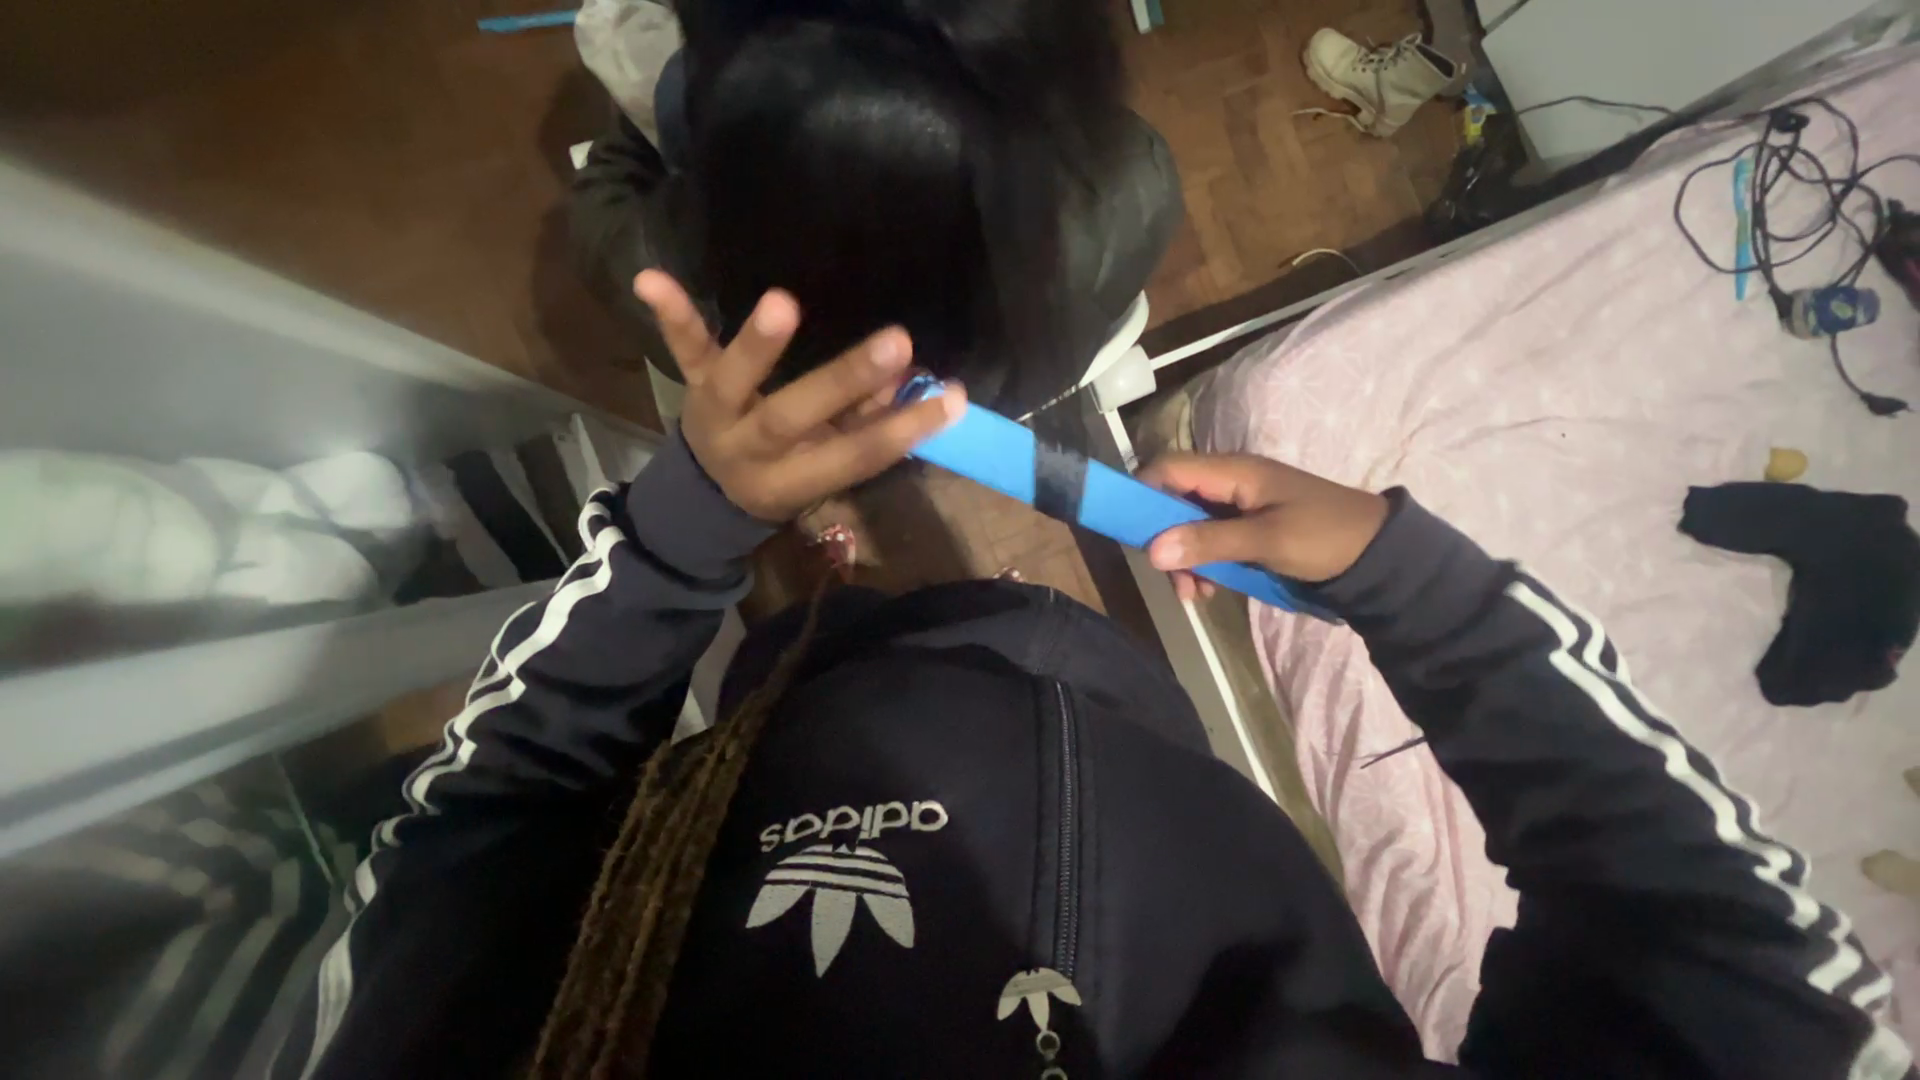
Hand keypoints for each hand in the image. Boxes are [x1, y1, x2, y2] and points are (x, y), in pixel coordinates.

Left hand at [634, 270, 963, 520]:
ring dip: (759, 345)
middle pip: (795, 417)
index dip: (904, 431)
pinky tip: (649, 278)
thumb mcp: (824, 472)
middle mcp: (750, 449)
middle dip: (847, 381)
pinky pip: (685, 351)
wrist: (709, 494)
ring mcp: (716, 413)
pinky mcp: (694, 384)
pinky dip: (671, 316)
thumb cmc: (785, 480)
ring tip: (784, 304)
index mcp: (791, 480)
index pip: (853, 458)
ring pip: (735, 381)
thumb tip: (908, 384)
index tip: (954, 399)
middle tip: (898, 342)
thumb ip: (863, 432)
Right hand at [1136, 453, 1388, 600]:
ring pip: (1187, 525)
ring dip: (1183, 558)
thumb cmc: (1325, 538)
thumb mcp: (1266, 541)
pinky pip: (1208, 540)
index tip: (1132, 533)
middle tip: (1173, 578)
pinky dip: (1202, 563)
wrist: (1381, 556)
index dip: (1142, 492)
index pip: (1168, 468)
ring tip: (1195, 594)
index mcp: (1234, 472)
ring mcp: (1238, 505)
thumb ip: (1208, 543)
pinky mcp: (1246, 527)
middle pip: (1173, 499)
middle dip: (1164, 539)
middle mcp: (1230, 482)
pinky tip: (1210, 590)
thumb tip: (1151, 550)